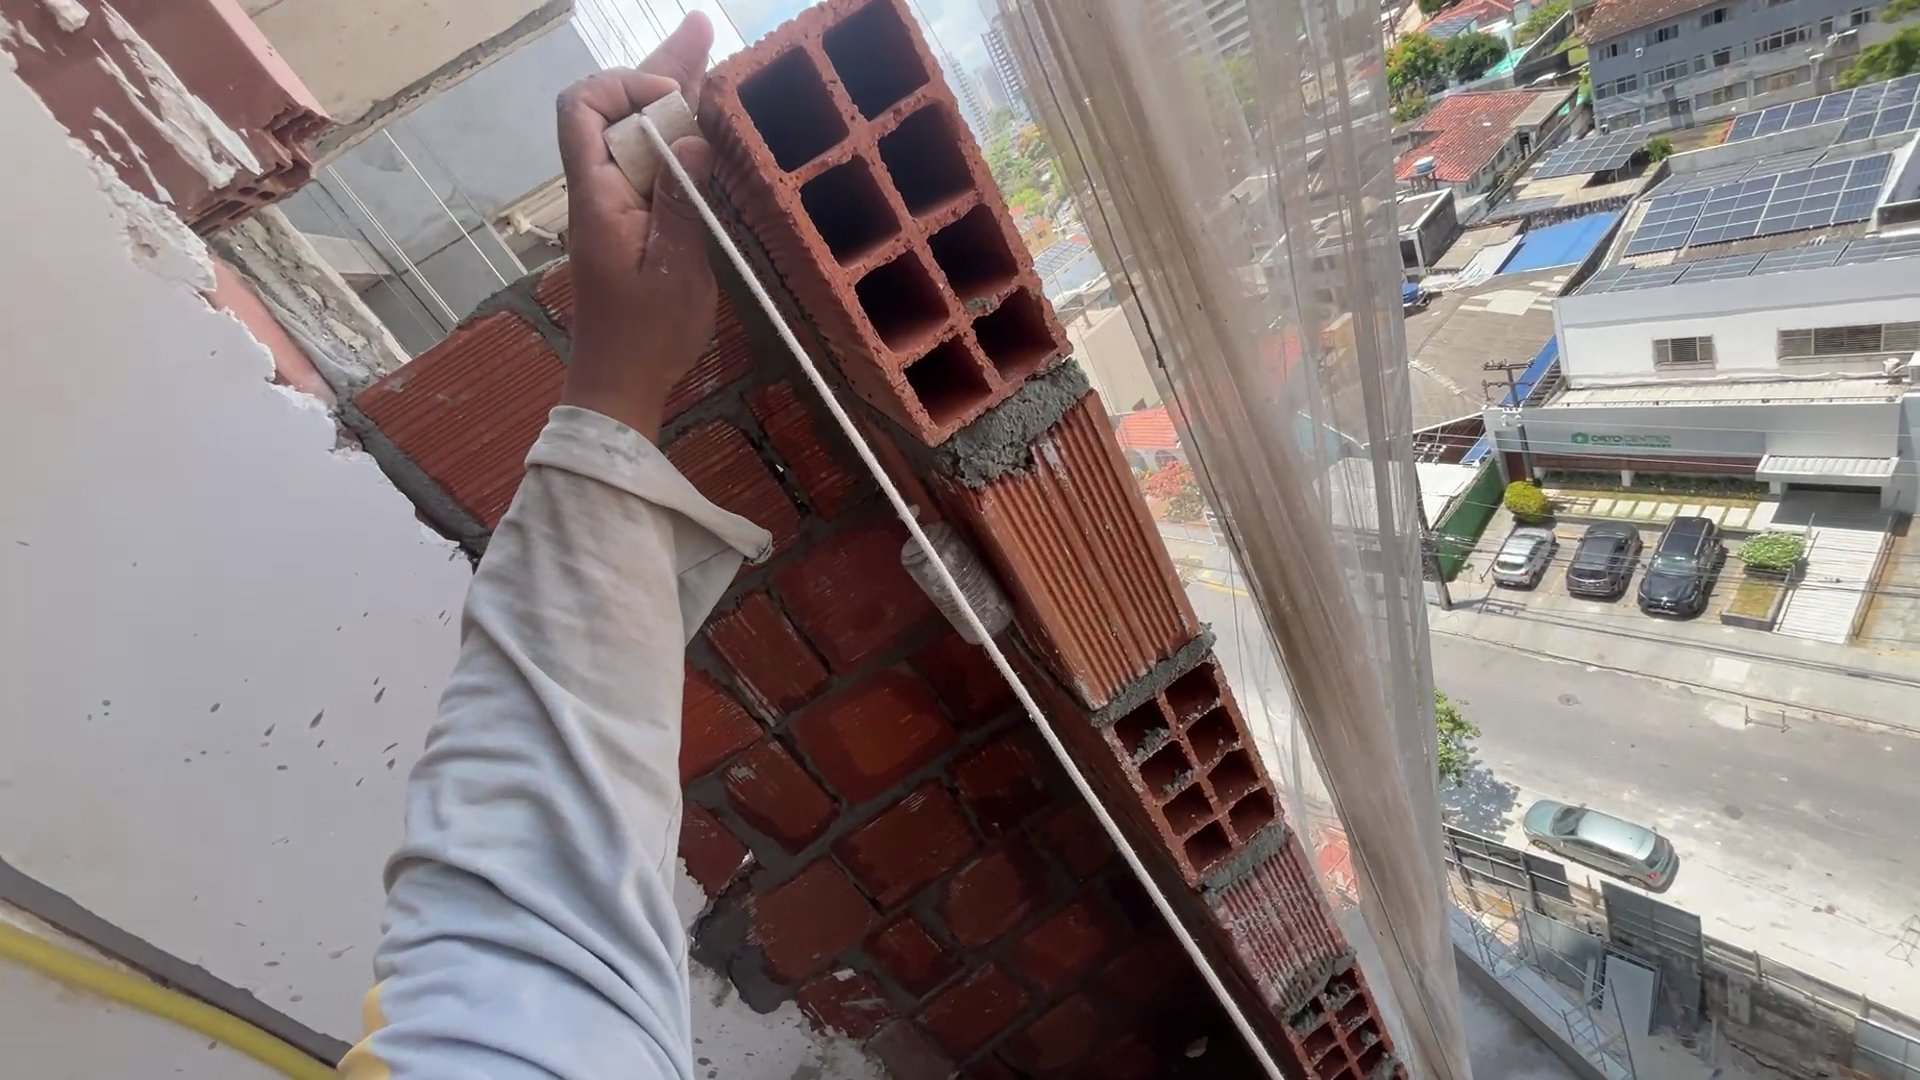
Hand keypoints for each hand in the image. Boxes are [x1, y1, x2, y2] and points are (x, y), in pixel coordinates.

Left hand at [555, 14, 715, 440]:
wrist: (621, 382)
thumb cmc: (647, 335)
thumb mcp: (675, 271)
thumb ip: (682, 203)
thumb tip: (695, 139)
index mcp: (599, 196)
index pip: (585, 109)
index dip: (626, 87)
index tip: (677, 102)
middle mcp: (602, 192)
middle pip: (619, 115)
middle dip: (661, 75)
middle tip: (705, 32)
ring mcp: (619, 212)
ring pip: (640, 143)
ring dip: (674, 106)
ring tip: (714, 69)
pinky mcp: (636, 232)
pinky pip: (655, 175)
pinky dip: (680, 149)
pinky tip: (709, 140)